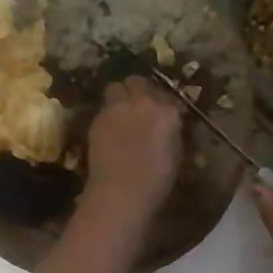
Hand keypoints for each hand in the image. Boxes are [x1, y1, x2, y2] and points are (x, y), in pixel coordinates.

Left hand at [85, 77, 181, 212]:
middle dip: (136, 90)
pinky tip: (108, 130)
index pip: (165, 93)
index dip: (159, 101)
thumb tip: (164, 122)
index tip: (156, 110)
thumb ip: (170, 128)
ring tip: (119, 113)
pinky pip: (103, 107)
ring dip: (118, 96)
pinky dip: (107, 114)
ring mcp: (117, 107)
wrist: (122, 190)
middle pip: (136, 81)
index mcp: (168, 111)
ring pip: (115, 87)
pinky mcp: (98, 117)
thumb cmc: (155, 180)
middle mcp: (143, 101)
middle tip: (135, 105)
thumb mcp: (175, 152)